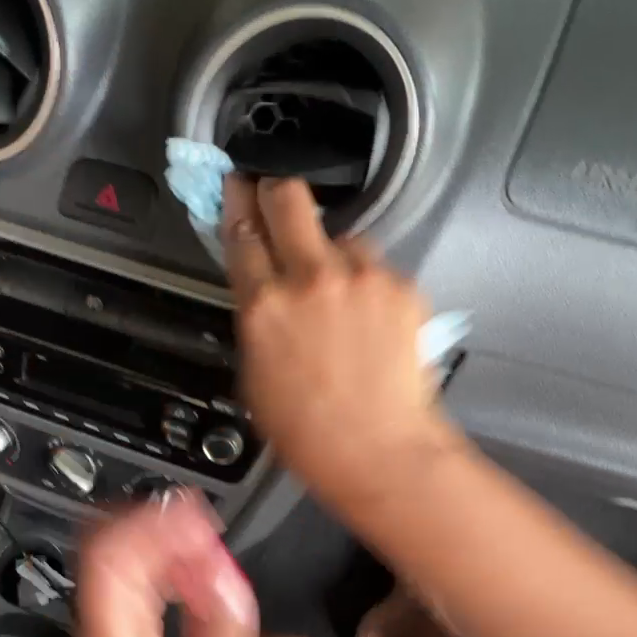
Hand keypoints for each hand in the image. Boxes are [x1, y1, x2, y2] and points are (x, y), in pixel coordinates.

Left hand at [74, 493, 258, 636]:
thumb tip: (224, 579)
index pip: (110, 559)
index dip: (149, 528)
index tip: (196, 523)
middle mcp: (102, 625)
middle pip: (110, 543)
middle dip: (156, 521)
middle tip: (205, 524)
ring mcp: (110, 621)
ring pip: (120, 549)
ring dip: (160, 532)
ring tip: (206, 537)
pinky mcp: (126, 620)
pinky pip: (136, 566)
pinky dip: (164, 550)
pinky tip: (196, 558)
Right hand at [222, 176, 457, 509]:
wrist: (377, 449)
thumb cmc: (309, 431)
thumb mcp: (254, 377)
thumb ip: (257, 323)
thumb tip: (261, 298)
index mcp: (263, 306)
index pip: (242, 232)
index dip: (236, 203)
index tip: (237, 187)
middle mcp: (310, 280)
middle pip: (288, 198)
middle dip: (276, 189)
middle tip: (273, 192)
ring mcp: (361, 278)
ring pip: (340, 234)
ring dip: (330, 250)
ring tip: (335, 289)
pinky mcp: (400, 286)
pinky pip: (376, 267)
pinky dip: (367, 282)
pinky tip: (365, 316)